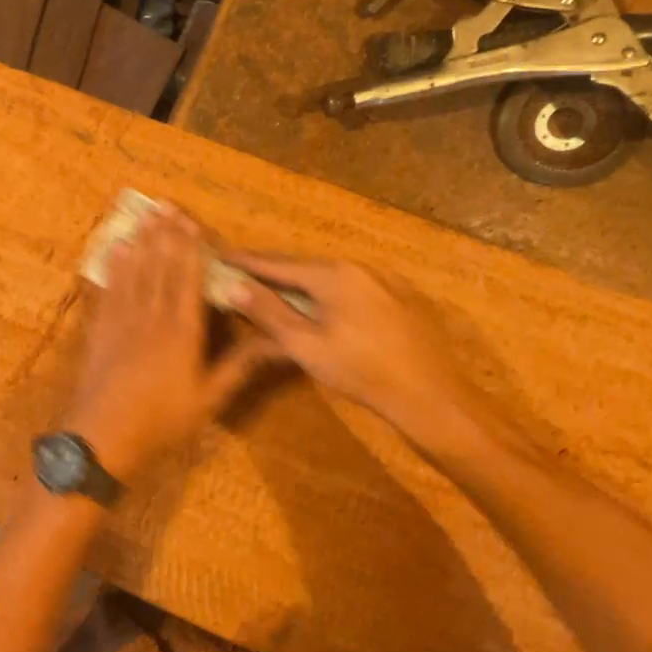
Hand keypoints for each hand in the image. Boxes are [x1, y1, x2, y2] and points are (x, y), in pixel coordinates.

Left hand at [63, 209, 280, 480]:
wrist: (101, 437)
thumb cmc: (161, 422)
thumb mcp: (208, 400)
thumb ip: (239, 367)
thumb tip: (276, 342)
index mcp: (181, 332)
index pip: (187, 280)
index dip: (189, 248)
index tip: (191, 220)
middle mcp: (150, 318)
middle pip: (158, 268)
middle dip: (163, 236)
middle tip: (165, 205)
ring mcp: (119, 322)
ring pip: (132, 274)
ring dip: (139, 243)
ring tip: (142, 217)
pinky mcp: (98, 332)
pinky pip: (106, 292)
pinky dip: (112, 269)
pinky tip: (114, 252)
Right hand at [221, 254, 486, 439]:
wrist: (432, 396)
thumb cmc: (361, 371)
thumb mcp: (305, 345)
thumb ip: (268, 312)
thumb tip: (234, 285)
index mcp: (333, 275)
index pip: (277, 263)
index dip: (246, 261)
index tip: (220, 256)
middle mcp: (360, 268)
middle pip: (304, 265)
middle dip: (270, 268)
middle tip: (240, 270)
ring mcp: (386, 281)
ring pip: (330, 275)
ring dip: (298, 280)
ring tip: (274, 287)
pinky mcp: (402, 298)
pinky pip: (354, 286)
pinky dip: (327, 290)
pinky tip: (321, 305)